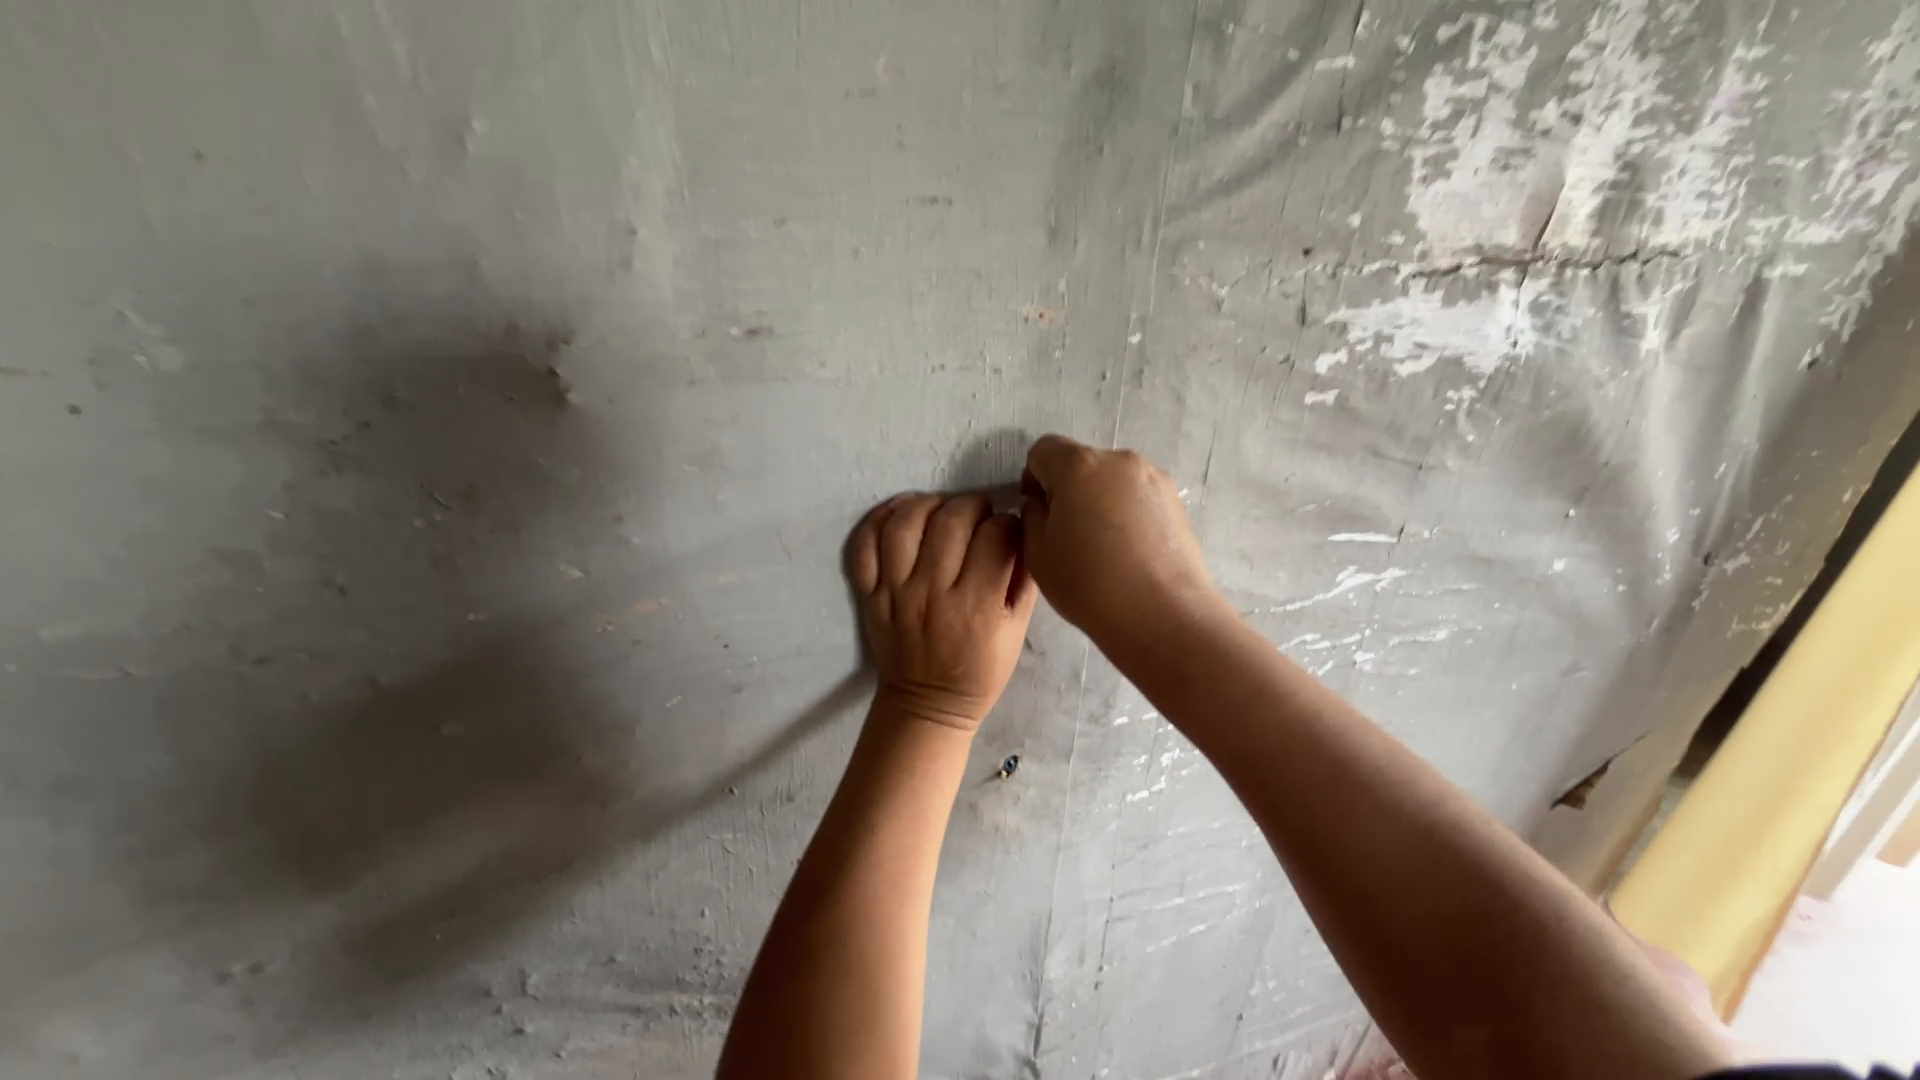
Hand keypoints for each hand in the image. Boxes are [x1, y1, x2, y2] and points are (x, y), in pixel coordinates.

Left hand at [849, 493, 1038, 731]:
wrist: (927, 705)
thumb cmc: (980, 671)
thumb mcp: (1017, 631)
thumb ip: (1024, 580)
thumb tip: (1024, 533)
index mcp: (977, 605)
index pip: (996, 536)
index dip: (1007, 524)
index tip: (1007, 532)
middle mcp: (933, 592)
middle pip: (952, 520)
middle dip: (973, 506)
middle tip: (980, 516)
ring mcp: (895, 591)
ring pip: (905, 524)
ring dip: (928, 504)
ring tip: (941, 510)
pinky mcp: (869, 593)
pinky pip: (865, 545)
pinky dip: (879, 519)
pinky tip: (901, 513)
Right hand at [1020, 434, 1220, 655]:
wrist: (1161, 614)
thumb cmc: (1089, 583)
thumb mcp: (1037, 553)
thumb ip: (1032, 515)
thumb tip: (1044, 503)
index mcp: (1079, 465)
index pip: (1043, 450)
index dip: (1033, 478)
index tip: (1038, 513)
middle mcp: (1119, 460)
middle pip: (1081, 463)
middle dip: (1069, 490)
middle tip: (1069, 535)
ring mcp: (1154, 478)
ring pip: (1112, 480)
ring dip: (1100, 501)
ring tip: (1104, 548)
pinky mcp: (1176, 501)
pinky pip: (1138, 497)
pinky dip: (1127, 514)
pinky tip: (1129, 552)